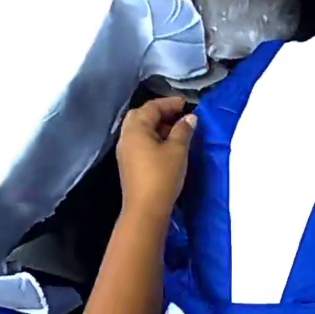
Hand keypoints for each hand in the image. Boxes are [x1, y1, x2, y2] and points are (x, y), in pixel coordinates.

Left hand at [116, 96, 195, 218]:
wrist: (145, 209)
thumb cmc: (162, 176)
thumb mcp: (177, 150)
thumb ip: (183, 130)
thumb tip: (189, 118)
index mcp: (135, 129)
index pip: (151, 107)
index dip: (170, 103)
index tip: (187, 105)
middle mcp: (126, 137)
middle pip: (141, 116)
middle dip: (160, 113)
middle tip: (179, 116)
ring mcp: (125, 151)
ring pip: (139, 130)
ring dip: (157, 126)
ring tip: (177, 131)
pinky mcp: (128, 164)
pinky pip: (139, 143)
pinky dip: (152, 138)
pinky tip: (167, 146)